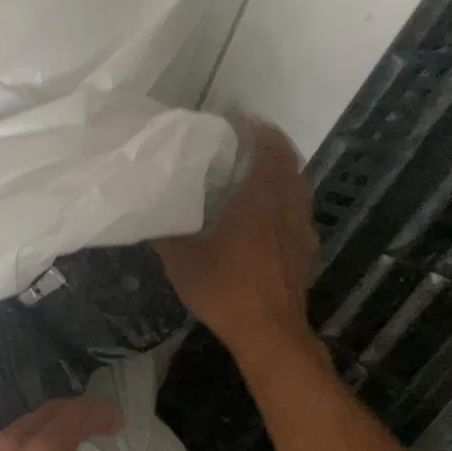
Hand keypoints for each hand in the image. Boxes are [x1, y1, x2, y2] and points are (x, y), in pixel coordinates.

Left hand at [0, 398, 139, 450]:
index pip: (77, 414)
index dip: (102, 412)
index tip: (120, 423)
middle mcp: (14, 442)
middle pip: (51, 411)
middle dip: (81, 412)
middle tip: (104, 427)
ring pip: (28, 422)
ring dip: (55, 423)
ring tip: (76, 441)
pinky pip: (10, 437)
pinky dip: (34, 435)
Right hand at [155, 120, 318, 358]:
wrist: (268, 330)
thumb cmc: (224, 290)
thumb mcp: (182, 262)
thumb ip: (166, 235)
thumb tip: (146, 216)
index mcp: (259, 200)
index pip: (267, 149)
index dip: (256, 130)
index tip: (237, 119)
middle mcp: (286, 206)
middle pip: (288, 162)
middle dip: (270, 146)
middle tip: (245, 140)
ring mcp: (301, 229)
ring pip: (297, 186)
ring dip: (280, 172)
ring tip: (256, 172)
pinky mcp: (305, 250)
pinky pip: (297, 211)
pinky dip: (284, 200)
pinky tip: (266, 215)